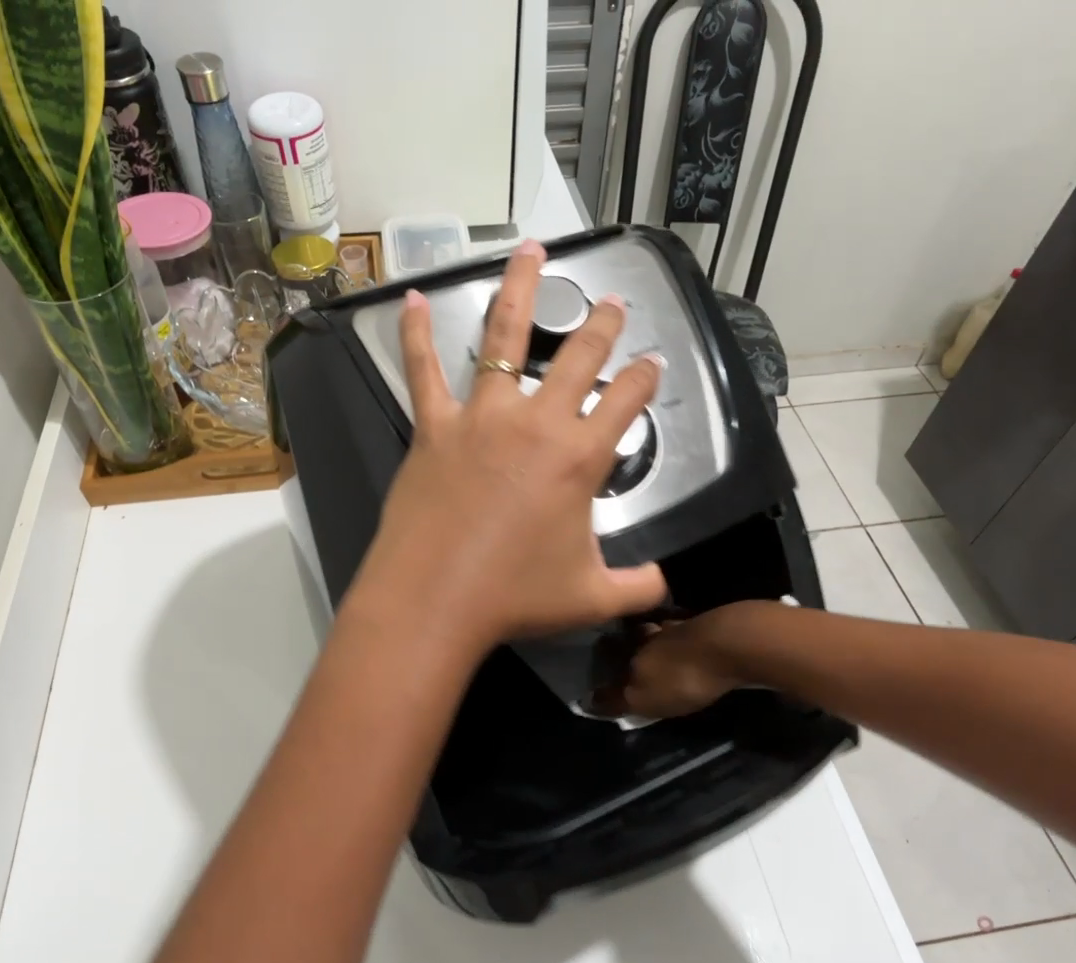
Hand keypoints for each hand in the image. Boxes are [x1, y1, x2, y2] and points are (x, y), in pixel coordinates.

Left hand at [343, 240, 667, 652]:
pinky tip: (411, 298)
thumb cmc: (515, 597)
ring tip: (532, 250)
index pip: (627, 400)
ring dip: (522, 289)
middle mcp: (537, 422)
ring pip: (505, 337)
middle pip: (580, 357)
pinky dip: (416, 334)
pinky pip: (423, 370)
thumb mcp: (591, 596)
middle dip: (602, 324)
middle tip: (612, 302)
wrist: (436, 600)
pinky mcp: (434, 426)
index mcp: (580, 457)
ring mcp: (482, 417)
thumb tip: (664, 585)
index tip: (652, 362)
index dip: (645, 377)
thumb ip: (637, 586)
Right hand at [609, 606, 758, 717]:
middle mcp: (653, 633)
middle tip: (632, 656)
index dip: (605, 660)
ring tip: (662, 652)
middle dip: (633, 646)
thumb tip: (588, 701)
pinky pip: (691, 634)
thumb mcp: (645, 698)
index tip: (603, 666)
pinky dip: (688, 641)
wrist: (733, 644)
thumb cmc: (683, 677)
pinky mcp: (712, 625)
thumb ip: (618, 699)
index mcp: (632, 649)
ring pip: (664, 632)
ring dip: (661, 641)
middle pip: (636, 637)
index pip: (610, 651)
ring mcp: (683, 626)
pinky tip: (692, 647)